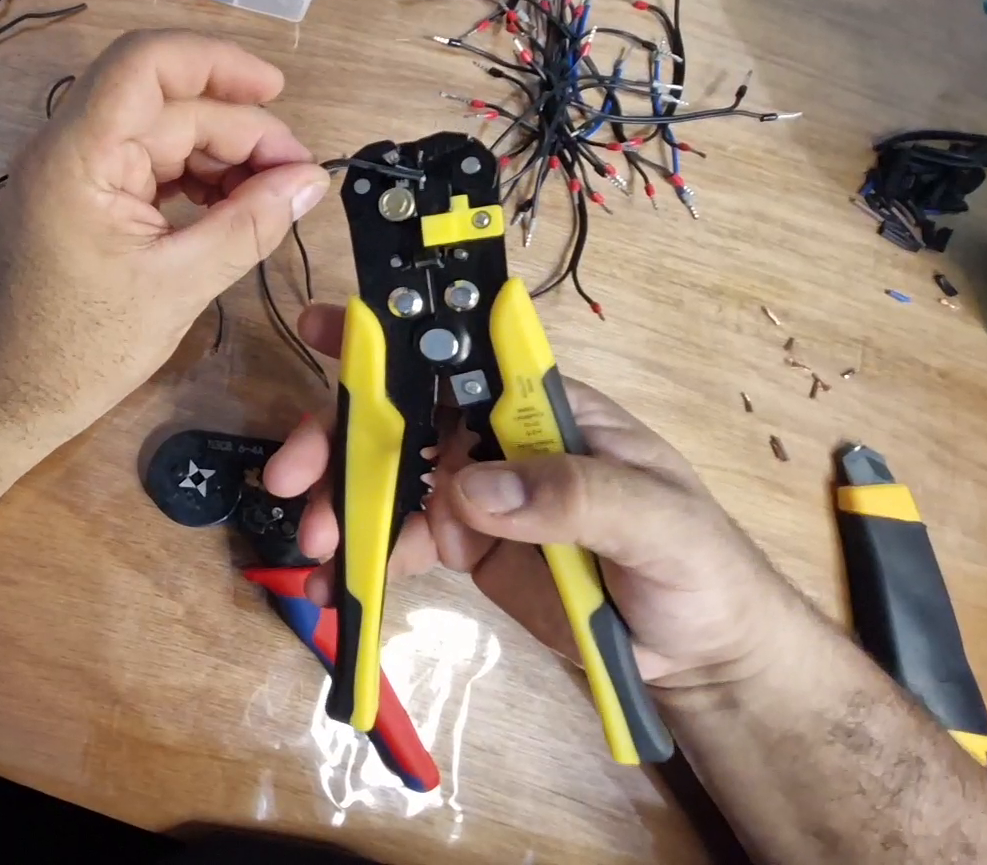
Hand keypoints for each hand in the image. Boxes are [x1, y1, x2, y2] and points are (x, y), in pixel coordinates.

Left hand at [0, 30, 328, 433]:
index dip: (217, 62)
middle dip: (238, 131)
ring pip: (161, 135)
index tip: (276, 91)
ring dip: (220, 157)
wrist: (18, 394)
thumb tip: (312, 181)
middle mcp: (69, 149)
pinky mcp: (83, 199)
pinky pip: (146, 168)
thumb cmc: (87, 349)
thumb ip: (250, 225)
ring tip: (269, 198)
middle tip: (295, 178)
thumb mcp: (180, 286)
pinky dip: (192, 181)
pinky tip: (230, 206)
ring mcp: (73, 173)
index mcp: (79, 157)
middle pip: (166, 105)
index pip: (145, 64)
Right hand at [263, 303, 808, 689]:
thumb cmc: (696, 573)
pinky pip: (395, 538)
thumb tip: (470, 487)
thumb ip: (576, 497)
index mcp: (537, 407)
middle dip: (334, 441)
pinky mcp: (458, 539)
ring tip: (315, 551)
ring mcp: (469, 489)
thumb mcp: (659, 527)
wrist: (698, 659)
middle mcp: (491, 436)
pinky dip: (360, 558)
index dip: (386, 338)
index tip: (322, 327)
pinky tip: (333, 584)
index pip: (456, 355)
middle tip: (289, 480)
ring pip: (382, 478)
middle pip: (396, 418)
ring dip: (338, 506)